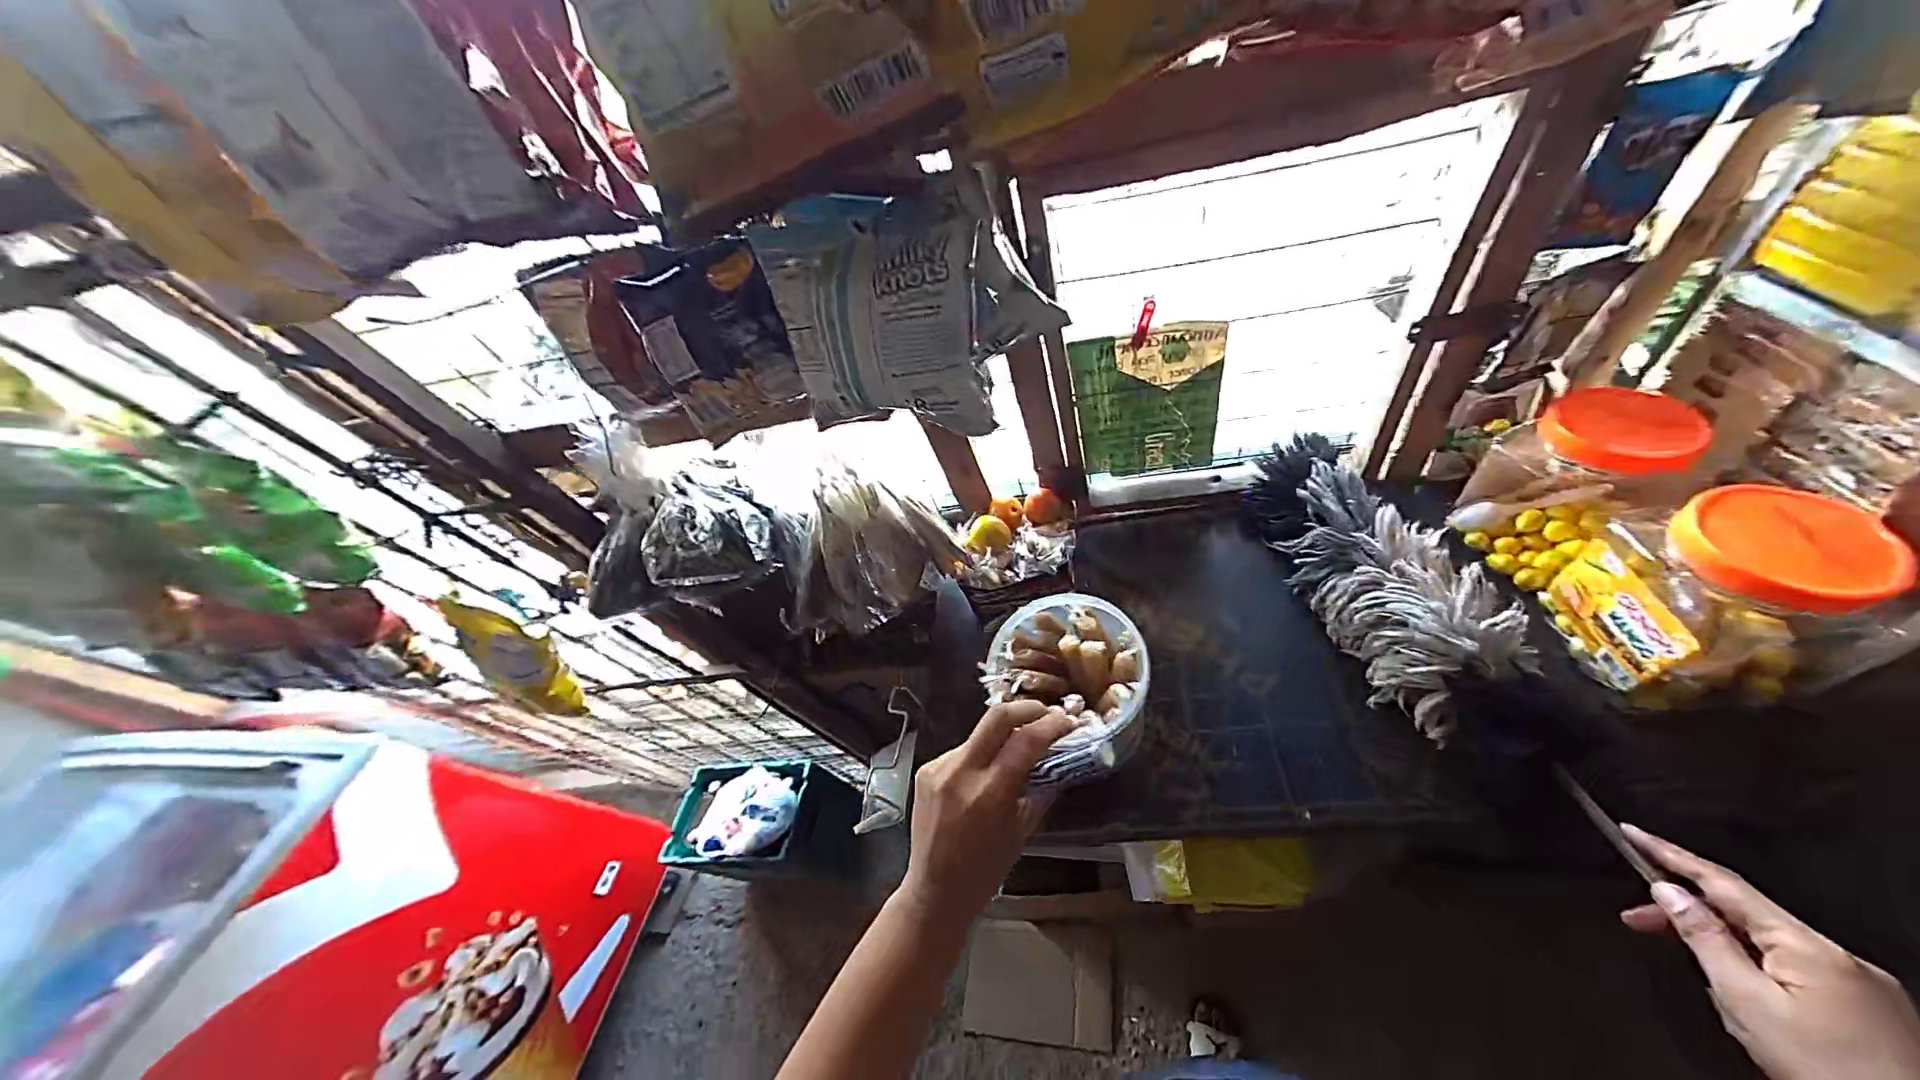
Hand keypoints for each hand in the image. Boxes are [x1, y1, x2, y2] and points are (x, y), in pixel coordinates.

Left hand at [897, 701, 1074, 925]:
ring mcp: (939, 768)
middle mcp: (960, 774)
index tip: (1067, 721)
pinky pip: (962, 751)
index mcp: (989, 794)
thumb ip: (1040, 790)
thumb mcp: (1022, 831)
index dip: (1052, 724)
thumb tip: (1060, 758)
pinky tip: (986, 774)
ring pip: (979, 734)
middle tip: (1046, 713)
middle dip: (1027, 708)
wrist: (935, 890)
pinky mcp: (926, 769)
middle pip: (997, 716)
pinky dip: (981, 755)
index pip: (1026, 740)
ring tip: (1018, 750)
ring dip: (1003, 735)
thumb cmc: (985, 869)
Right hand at [1619, 824, 1919, 1079]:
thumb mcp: (1744, 1000)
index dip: (1670, 854)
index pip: (1722, 883)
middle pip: (1743, 913)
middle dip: (1686, 910)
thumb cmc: (1828, 1073)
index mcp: (1809, 948)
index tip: (1633, 833)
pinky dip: (1754, 965)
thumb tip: (1669, 893)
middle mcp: (1841, 958)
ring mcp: (1862, 984)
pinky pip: (1794, 967)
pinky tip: (1740, 988)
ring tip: (1688, 962)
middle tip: (1636, 918)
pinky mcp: (1870, 1009)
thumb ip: (1704, 939)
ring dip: (1718, 942)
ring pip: (1767, 942)